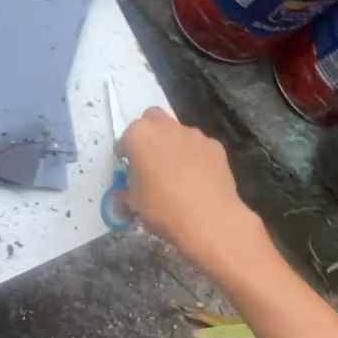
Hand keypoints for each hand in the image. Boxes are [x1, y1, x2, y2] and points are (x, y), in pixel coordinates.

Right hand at [119, 108, 265, 266]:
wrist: (209, 219)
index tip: (127, 167)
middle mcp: (165, 127)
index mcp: (139, 136)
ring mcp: (193, 135)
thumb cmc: (162, 208)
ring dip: (173, 144)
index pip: (125, 139)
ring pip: (178, 131)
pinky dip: (195, 156)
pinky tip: (198, 178)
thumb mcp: (134, 204)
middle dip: (149, 134)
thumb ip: (125, 195)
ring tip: (177, 172)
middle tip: (149, 158)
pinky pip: (199, 147)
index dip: (124, 153)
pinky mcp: (215, 146)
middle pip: (152, 119)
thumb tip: (122, 199)